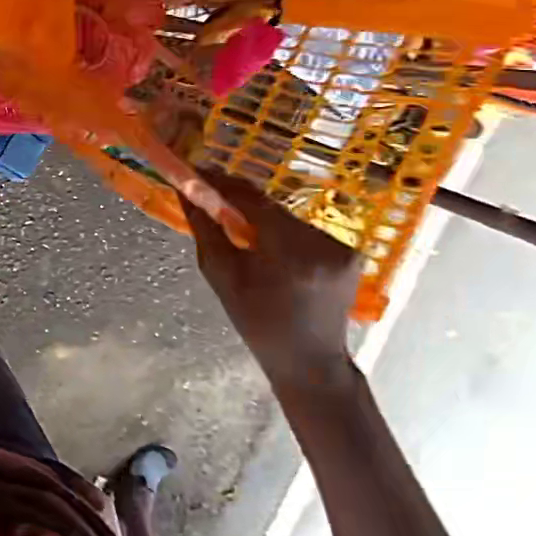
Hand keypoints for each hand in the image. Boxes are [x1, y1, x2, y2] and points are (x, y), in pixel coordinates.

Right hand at [182, 173, 360, 386]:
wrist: (310, 362)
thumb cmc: (258, 323)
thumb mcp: (222, 277)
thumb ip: (205, 229)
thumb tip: (185, 191)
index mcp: (290, 252)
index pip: (252, 200)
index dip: (222, 183)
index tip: (198, 173)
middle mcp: (322, 243)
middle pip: (271, 206)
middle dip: (239, 199)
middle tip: (210, 196)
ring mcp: (340, 247)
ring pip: (288, 216)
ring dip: (261, 215)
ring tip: (238, 224)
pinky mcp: (350, 252)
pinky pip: (305, 229)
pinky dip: (283, 230)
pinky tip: (269, 244)